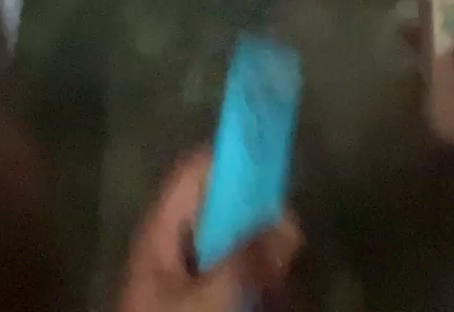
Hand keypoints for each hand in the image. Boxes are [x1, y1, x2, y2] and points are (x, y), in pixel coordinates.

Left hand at [117, 150, 302, 311]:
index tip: (277, 157)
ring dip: (264, 266)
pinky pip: (240, 288)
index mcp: (162, 232)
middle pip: (224, 212)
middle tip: (290, 241)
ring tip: (283, 288)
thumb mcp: (207, 303)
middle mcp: (176, 249)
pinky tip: (276, 301)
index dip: (232, 157)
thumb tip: (289, 220)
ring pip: (238, 253)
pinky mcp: (208, 306)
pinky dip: (261, 293)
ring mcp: (191, 283)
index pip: (196, 173)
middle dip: (260, 223)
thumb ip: (247, 262)